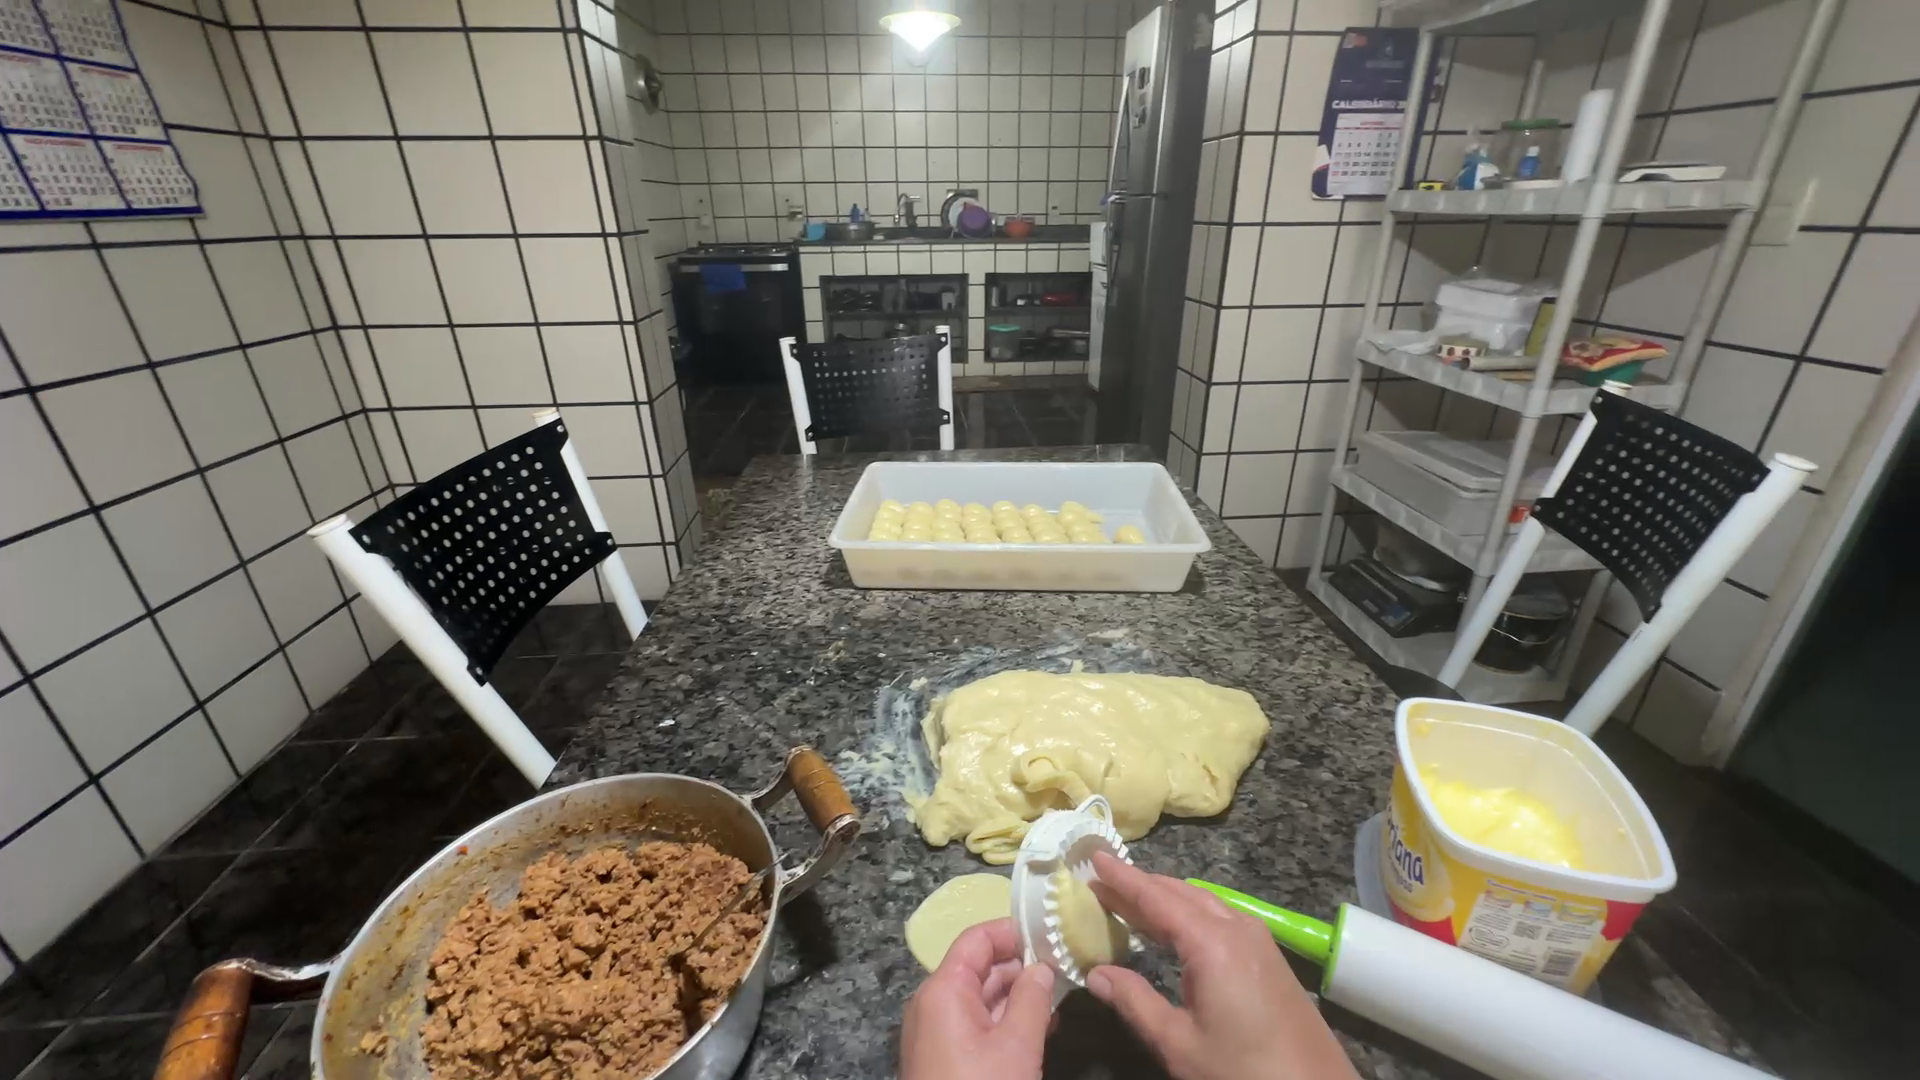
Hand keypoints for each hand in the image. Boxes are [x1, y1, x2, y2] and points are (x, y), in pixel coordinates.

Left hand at [900, 917, 1054, 1079]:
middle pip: (979, 967)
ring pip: (981, 998)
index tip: (1048, 931)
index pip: (976, 939)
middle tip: (1063, 965)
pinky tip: (1040, 1026)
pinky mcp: (944, 1060)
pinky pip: (976, 1026)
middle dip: (1020, 966)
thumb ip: (1033, 998)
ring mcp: (936, 1033)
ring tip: (1059, 995)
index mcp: (942, 988)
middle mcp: (933, 1003)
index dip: (1011, 931)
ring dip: (1018, 995)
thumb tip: (1043, 966)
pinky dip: (1006, 1021)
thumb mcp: (1017, 1046)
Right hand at [1085, 853, 1358, 1079]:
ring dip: (1164, 898)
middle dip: (1139, 886)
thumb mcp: (1179, 1045)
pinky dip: (1187, 913)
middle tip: (1102, 885)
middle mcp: (1236, 927)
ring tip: (1129, 903)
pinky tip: (1173, 931)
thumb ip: (1134, 1002)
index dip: (1122, 877)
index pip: (1156, 896)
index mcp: (1211, 942)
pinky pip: (1219, 917)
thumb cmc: (1244, 1073)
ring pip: (1201, 902)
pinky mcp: (1269, 958)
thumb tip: (1095, 974)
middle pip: (1178, 892)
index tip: (1094, 854)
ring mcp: (1258, 940)